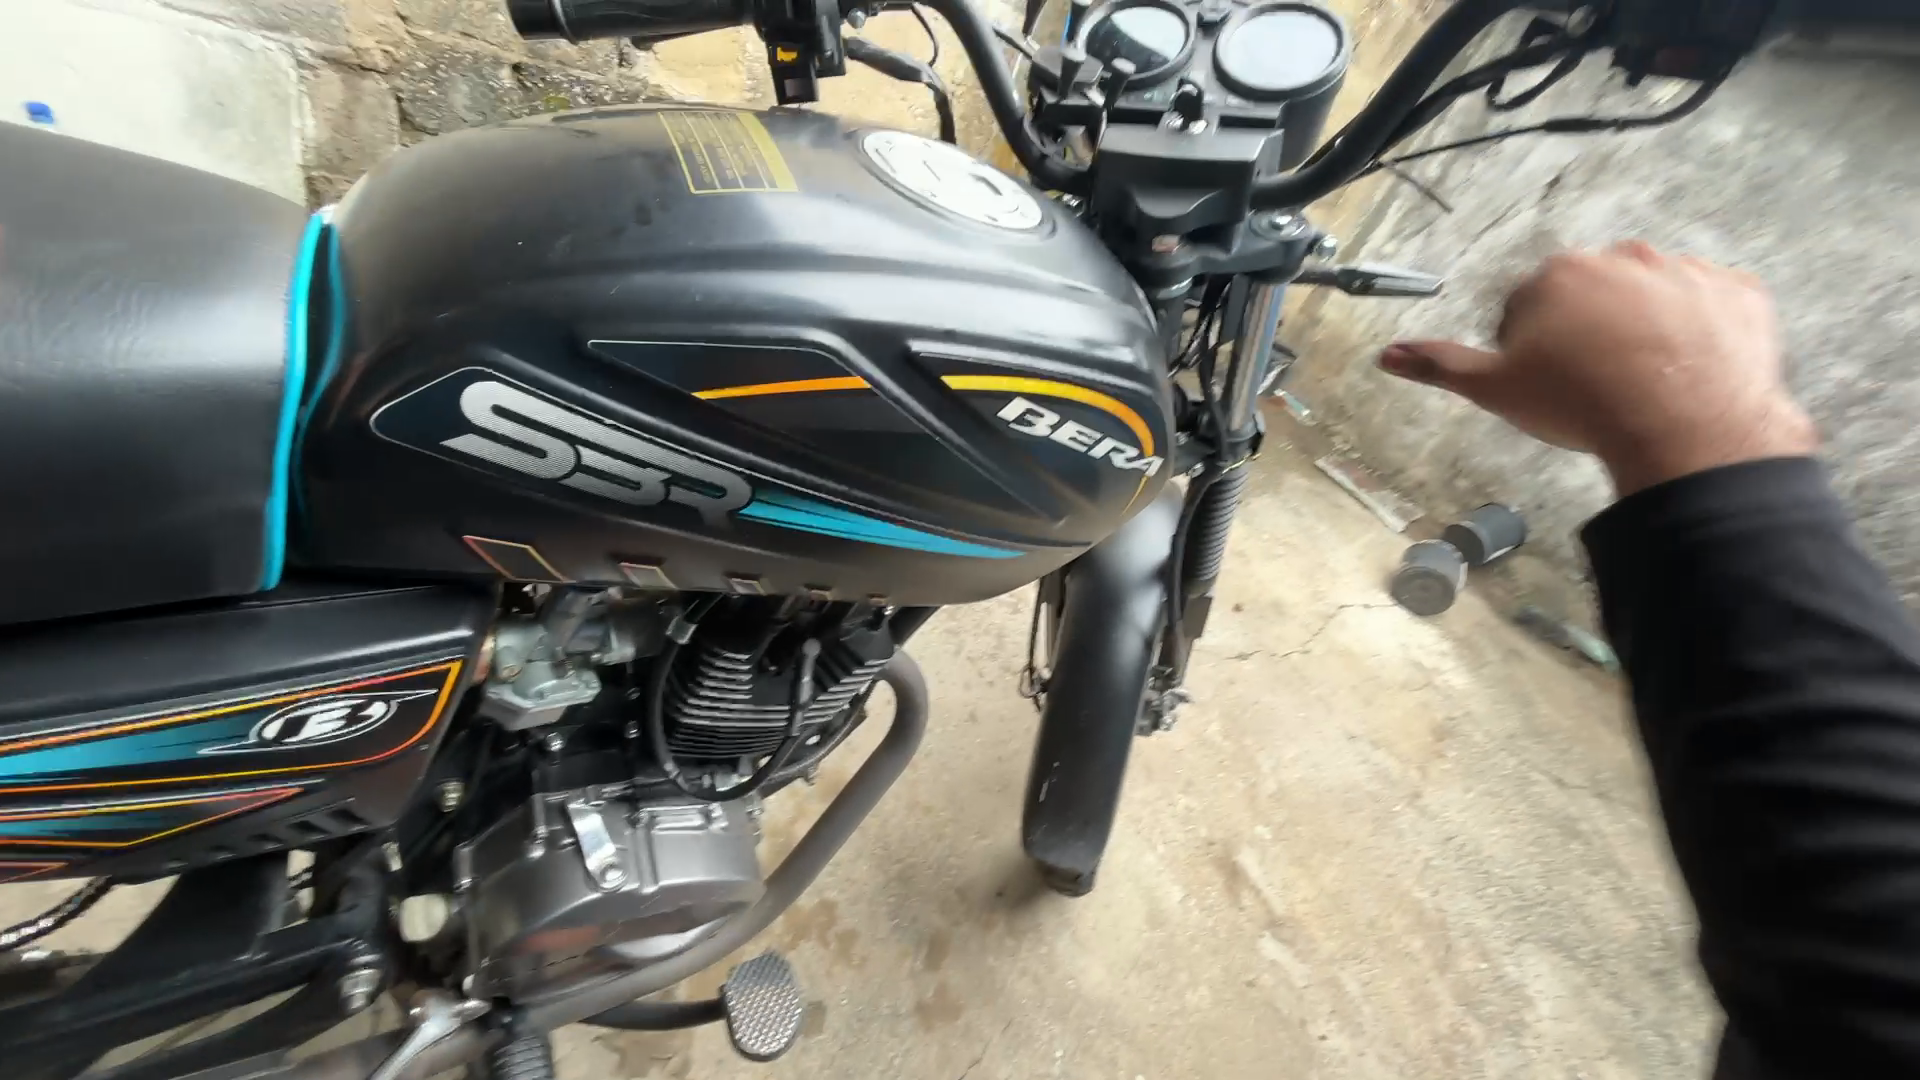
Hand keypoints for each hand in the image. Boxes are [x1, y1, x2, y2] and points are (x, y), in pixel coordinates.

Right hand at [1376, 241, 1818, 495]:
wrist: (1683, 425)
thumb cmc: (1574, 401)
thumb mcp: (1490, 388)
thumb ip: (1437, 365)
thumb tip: (1384, 354)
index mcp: (1556, 276)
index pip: (1525, 305)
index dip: (1525, 344)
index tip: (1538, 377)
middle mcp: (1622, 257)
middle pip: (1586, 293)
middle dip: (1580, 327)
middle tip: (1581, 378)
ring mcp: (1686, 270)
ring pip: (1644, 296)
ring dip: (1633, 326)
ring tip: (1631, 377)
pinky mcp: (1739, 291)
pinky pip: (1704, 304)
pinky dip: (1689, 329)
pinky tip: (1676, 368)